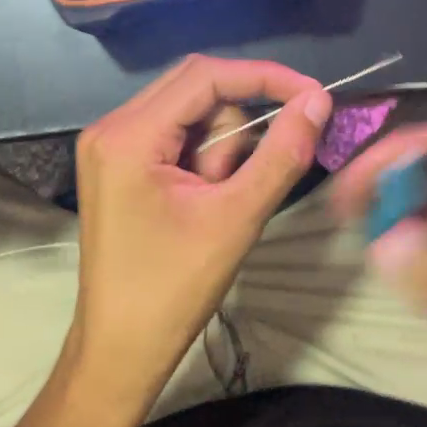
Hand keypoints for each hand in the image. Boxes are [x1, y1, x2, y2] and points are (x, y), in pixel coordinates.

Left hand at [68, 55, 331, 417]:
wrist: (118, 350)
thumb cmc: (173, 290)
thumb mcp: (236, 219)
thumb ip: (280, 154)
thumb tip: (317, 102)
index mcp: (128, 134)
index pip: (205, 76)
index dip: (264, 77)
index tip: (313, 96)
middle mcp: (111, 126)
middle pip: (194, 86)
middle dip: (238, 121)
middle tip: (254, 170)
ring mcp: (109, 143)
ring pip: (187, 111)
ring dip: (218, 146)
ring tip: (216, 202)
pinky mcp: (116, 162)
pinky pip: (172, 134)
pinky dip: (202, 157)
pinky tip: (203, 198)